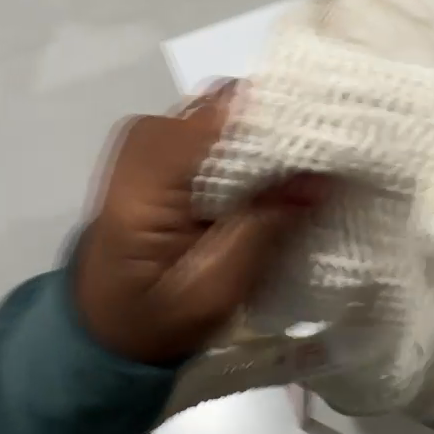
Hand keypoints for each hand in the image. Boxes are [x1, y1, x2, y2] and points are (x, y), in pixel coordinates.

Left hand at [76, 84, 329, 364]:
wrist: (105, 327)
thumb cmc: (156, 318)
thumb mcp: (215, 291)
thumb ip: (264, 229)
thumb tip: (323, 177)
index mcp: (149, 175)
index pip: (225, 113)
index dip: (280, 123)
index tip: (327, 146)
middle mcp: (146, 140)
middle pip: (229, 107)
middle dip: (276, 133)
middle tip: (318, 170)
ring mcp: (150, 139)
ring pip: (226, 113)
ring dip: (262, 143)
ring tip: (297, 178)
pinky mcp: (157, 148)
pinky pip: (213, 128)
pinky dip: (244, 151)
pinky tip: (266, 182)